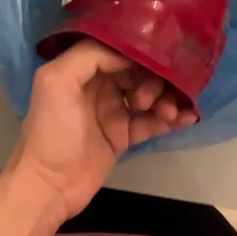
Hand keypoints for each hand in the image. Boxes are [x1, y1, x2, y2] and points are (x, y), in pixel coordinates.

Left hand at [8, 40, 197, 222]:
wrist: (50, 184)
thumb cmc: (51, 130)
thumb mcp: (57, 81)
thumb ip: (88, 56)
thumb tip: (128, 54)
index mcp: (81, 69)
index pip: (117, 50)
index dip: (138, 52)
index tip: (158, 57)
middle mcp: (98, 86)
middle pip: (137, 71)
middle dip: (153, 78)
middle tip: (148, 98)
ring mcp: (112, 112)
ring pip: (148, 95)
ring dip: (165, 98)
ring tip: (169, 112)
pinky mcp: (123, 136)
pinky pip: (152, 121)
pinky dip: (171, 118)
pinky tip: (186, 118)